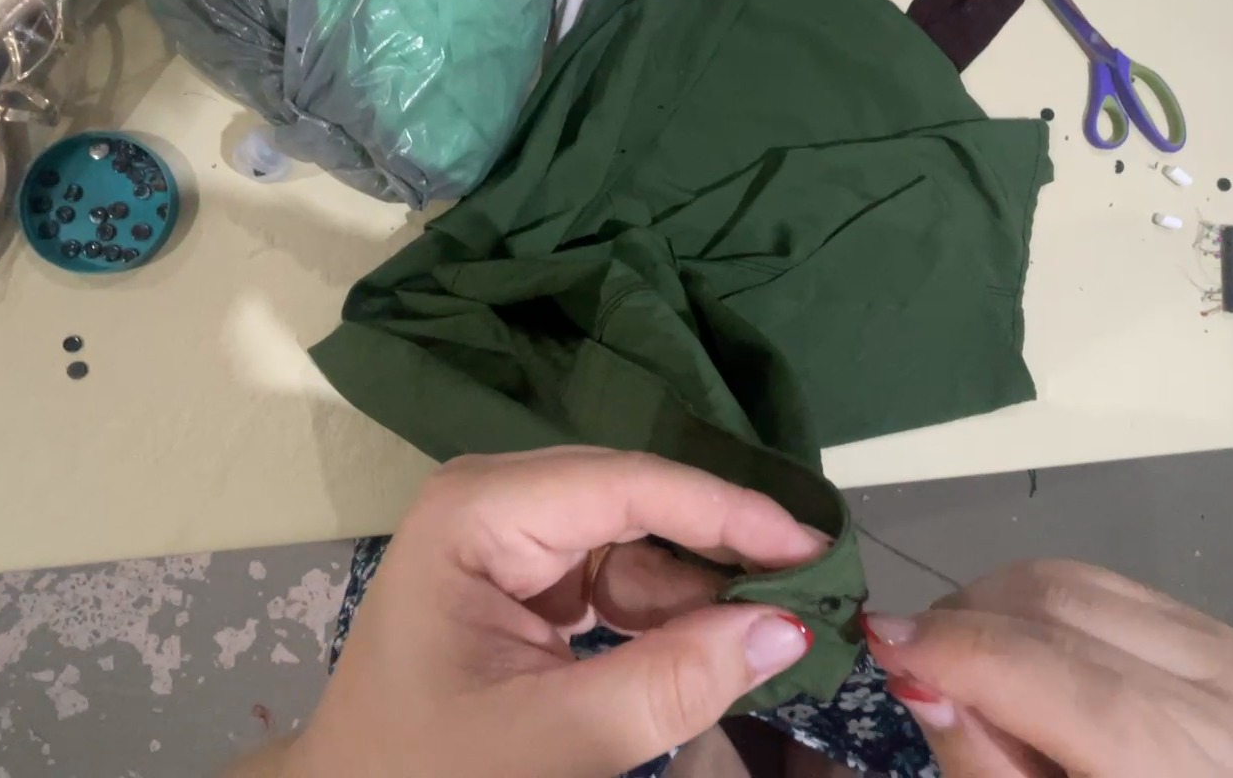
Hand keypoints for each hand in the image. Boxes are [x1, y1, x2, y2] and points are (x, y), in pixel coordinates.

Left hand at [237, 447, 825, 776]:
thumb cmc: (424, 771)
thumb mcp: (548, 741)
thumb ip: (668, 684)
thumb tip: (784, 628)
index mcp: (480, 507)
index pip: (624, 483)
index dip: (722, 509)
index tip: (808, 542)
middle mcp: (498, 494)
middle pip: (633, 498)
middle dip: (715, 545)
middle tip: (807, 582)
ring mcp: (513, 525)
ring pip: (634, 533)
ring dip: (697, 584)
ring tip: (770, 623)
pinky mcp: (529, 564)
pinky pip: (616, 568)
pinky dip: (665, 607)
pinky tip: (707, 642)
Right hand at [864, 559, 1232, 777]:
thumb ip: (985, 768)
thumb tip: (912, 676)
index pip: (1078, 696)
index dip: (969, 656)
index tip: (879, 636)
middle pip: (1066, 622)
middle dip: (963, 622)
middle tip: (908, 650)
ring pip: (1071, 583)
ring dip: (987, 601)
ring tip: (959, 646)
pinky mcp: (1218, 632)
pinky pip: (1093, 580)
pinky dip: (1027, 596)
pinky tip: (1011, 634)